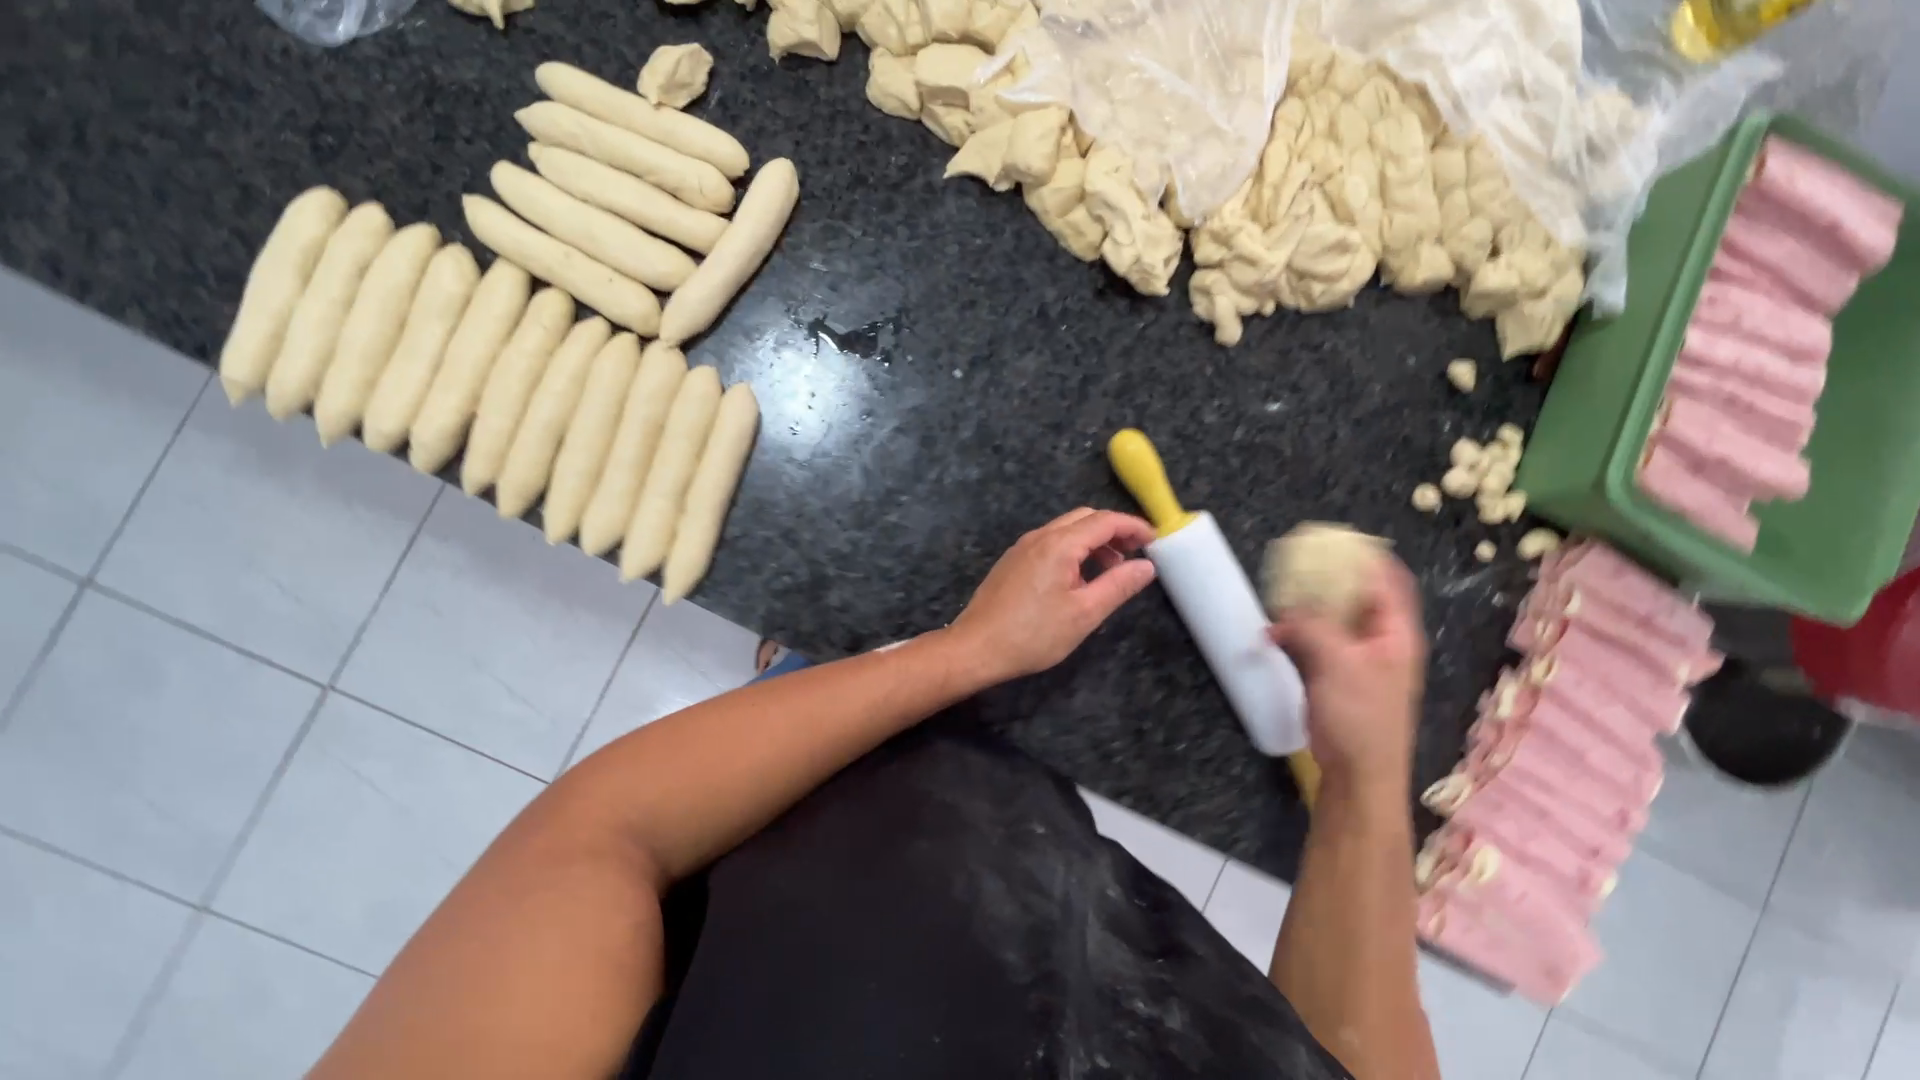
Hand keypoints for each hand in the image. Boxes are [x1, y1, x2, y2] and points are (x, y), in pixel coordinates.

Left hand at [948, 508, 1158, 683]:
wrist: (975, 648)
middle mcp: (1039, 537)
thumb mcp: (1085, 613)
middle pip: (1085, 518)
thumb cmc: (1033, 634)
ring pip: (1066, 530)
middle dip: (1114, 531)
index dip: (1133, 527)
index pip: (1105, 521)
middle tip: (1136, 553)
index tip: (1155, 541)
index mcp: (1059, 544)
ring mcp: (1022, 548)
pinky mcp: (1012, 562)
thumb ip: (1118, 585)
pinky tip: (1079, 580)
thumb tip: (1147, 566)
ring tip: (1112, 570)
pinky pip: (1050, 543)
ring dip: (1093, 542)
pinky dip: (1073, 550)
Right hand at [1268, 555, 1426, 791]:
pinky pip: (1315, 643)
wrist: (1357, 774)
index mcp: (1395, 634)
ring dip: (1306, 608)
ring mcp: (1356, 660)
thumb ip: (1313, 626)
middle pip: (1356, 598)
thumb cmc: (1360, 717)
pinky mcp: (1334, 677)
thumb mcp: (1338, 663)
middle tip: (1297, 562)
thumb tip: (1287, 607)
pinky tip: (1272, 633)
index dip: (1366, 558)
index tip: (1335, 540)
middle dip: (1327, 579)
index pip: (1388, 582)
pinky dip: (1295, 634)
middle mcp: (1379, 642)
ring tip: (1278, 593)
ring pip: (1331, 620)